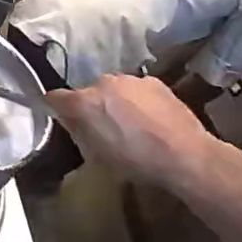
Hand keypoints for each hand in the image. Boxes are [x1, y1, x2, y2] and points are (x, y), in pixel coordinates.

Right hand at [46, 75, 217, 187]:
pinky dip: (137, 99)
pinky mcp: (153, 80)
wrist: (186, 155)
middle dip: (92, 106)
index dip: (57, 108)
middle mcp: (102, 82)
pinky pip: (136, 89)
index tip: (64, 119)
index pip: (55, 97)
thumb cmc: (137, 162)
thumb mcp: (99, 156)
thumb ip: (80, 132)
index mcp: (84, 102)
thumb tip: (71, 120)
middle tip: (105, 127)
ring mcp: (130, 79)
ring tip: (132, 123)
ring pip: (113, 88)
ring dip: (116, 101)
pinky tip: (152, 118)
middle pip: (88, 92)